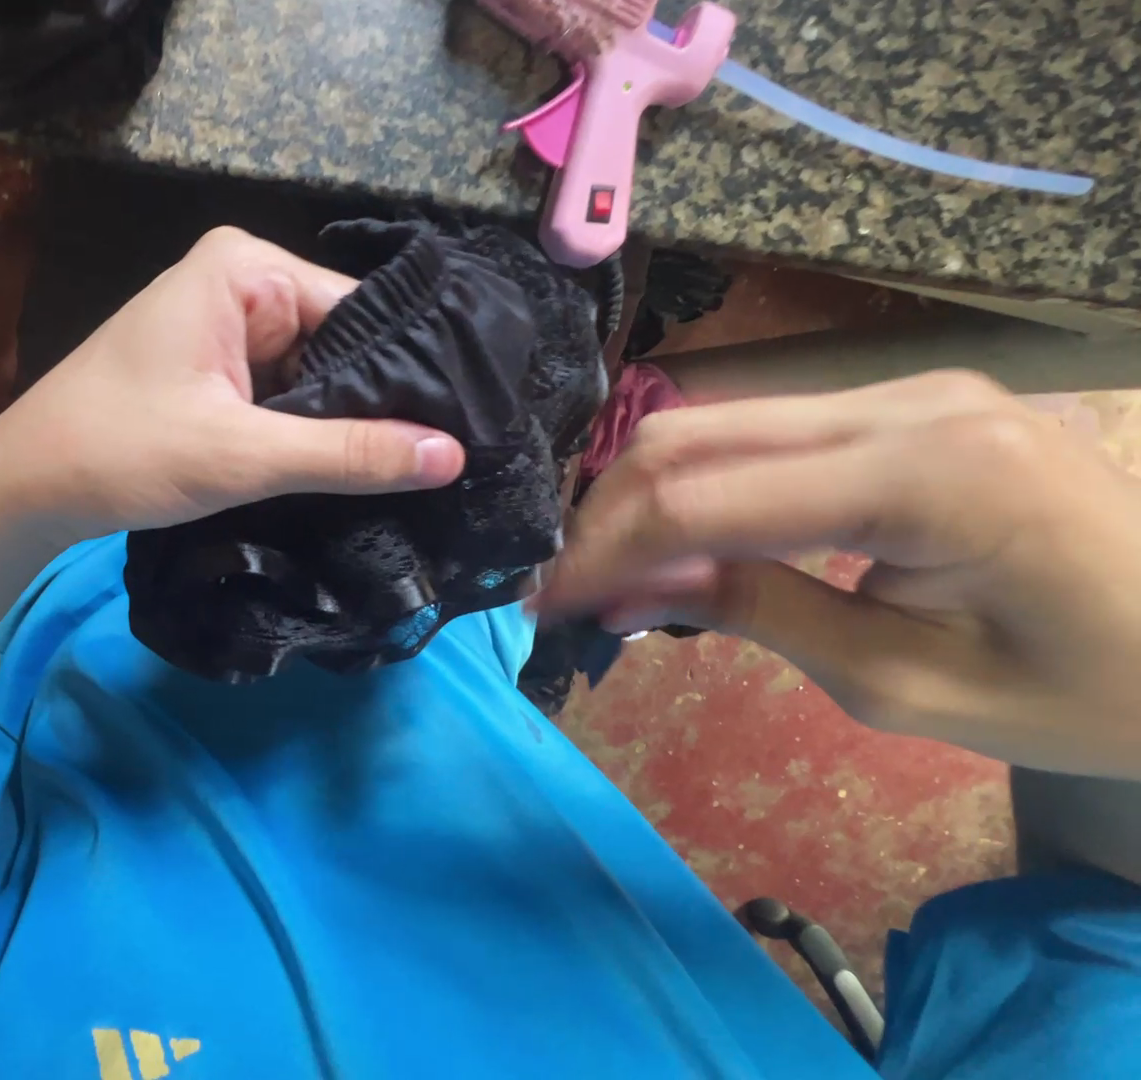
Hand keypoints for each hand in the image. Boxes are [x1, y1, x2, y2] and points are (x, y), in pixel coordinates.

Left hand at [0, 227, 465, 569]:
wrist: (25, 488)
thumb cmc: (119, 452)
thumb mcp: (240, 454)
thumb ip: (347, 453)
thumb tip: (454, 453)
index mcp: (245, 269)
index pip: (362, 312)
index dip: (411, 373)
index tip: (462, 431)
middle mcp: (238, 285)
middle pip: (340, 344)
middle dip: (377, 404)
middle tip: (445, 463)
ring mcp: (221, 330)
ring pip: (311, 378)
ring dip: (342, 426)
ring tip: (410, 474)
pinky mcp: (210, 372)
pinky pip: (279, 398)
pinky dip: (303, 435)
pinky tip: (346, 472)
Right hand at [533, 371, 1140, 778]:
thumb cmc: (1087, 690)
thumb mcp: (899, 679)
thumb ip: (752, 611)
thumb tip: (624, 593)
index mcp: (925, 476)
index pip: (701, 502)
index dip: (602, 554)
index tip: (541, 604)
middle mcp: (904, 402)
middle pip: (686, 437)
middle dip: (603, 518)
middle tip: (566, 587)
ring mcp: (901, 389)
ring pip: (705, 424)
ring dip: (637, 497)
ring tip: (609, 568)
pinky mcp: (895, 401)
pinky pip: (752, 431)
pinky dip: (689, 485)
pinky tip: (675, 537)